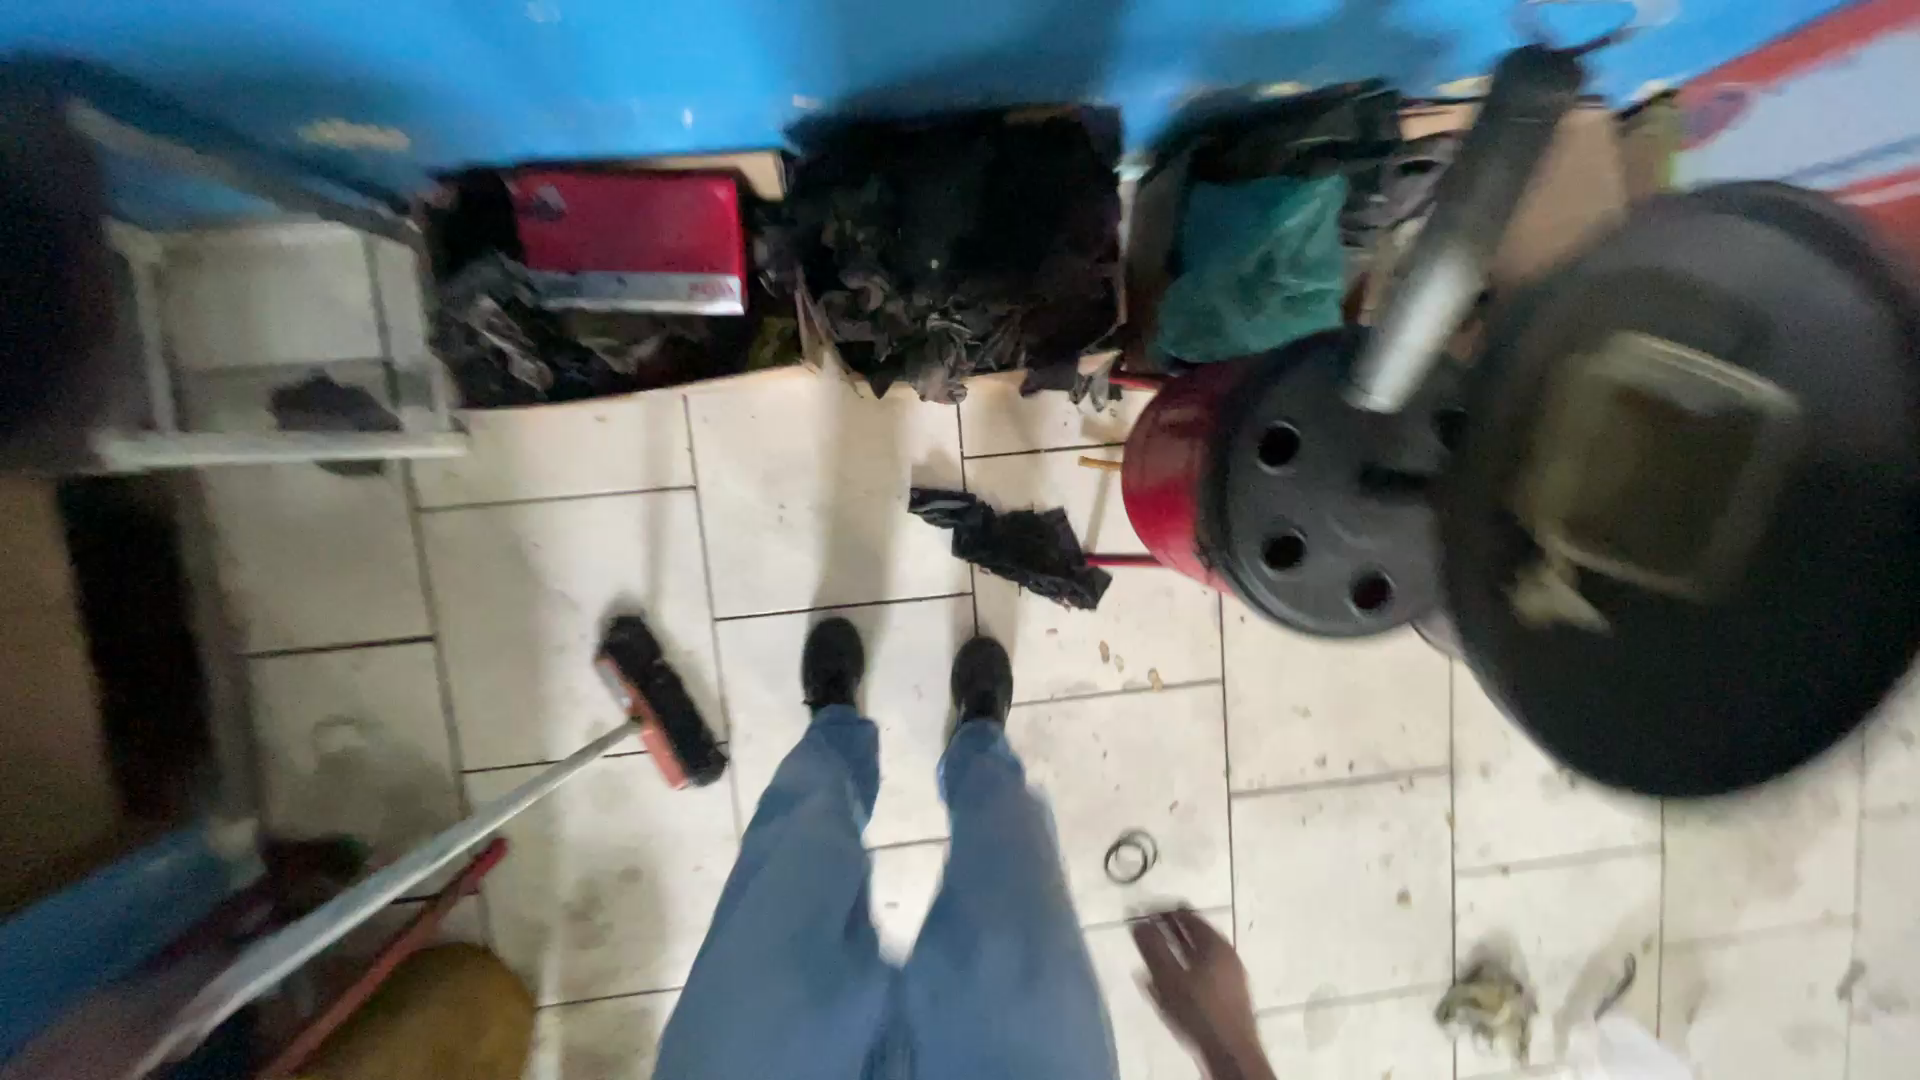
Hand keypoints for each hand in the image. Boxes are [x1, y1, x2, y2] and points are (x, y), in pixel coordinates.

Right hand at [1130, 907, 1274, 1079]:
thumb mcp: (1168, 976)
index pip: (1185, 914)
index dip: (1162, 911)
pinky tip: (1171, 984)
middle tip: (1147, 934)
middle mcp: (1228, 954)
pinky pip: (1203, 974)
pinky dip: (1186, 971)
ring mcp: (1232, 976)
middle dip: (1168, 933)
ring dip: (1175, 954)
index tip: (1143, 912)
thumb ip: (1151, 947)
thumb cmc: (1198, 1011)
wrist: (1231, 1055)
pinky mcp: (1231, 997)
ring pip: (1198, 956)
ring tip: (1154, 960)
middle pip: (1193, 934)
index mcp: (1215, 943)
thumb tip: (1137, 923)